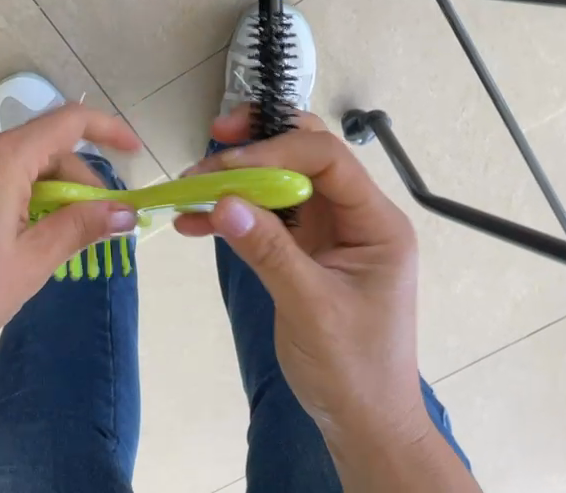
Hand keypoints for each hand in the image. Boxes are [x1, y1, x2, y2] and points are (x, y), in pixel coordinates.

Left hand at [0, 105, 140, 413]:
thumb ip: (80, 227)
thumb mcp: (29, 264)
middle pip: (38, 146)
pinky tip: (4, 236)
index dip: (108, 130)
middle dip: (72, 180)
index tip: (134, 151)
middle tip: (91, 226)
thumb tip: (125, 212)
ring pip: (9, 162)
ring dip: (39, 190)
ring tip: (45, 240)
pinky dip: (7, 193)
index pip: (68, 121)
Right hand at [174, 109, 437, 452]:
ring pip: (279, 177)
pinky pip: (265, 212)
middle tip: (214, 140)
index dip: (277, 150)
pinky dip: (231, 211)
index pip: (327, 158)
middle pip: (305, 152)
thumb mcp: (311, 310)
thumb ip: (269, 251)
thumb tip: (221, 203)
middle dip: (258, 142)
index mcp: (375, 221)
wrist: (363, 424)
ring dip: (236, 177)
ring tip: (190, 186)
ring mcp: (327, 228)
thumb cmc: (353, 369)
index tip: (228, 166)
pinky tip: (192, 221)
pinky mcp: (302, 245)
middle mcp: (353, 213)